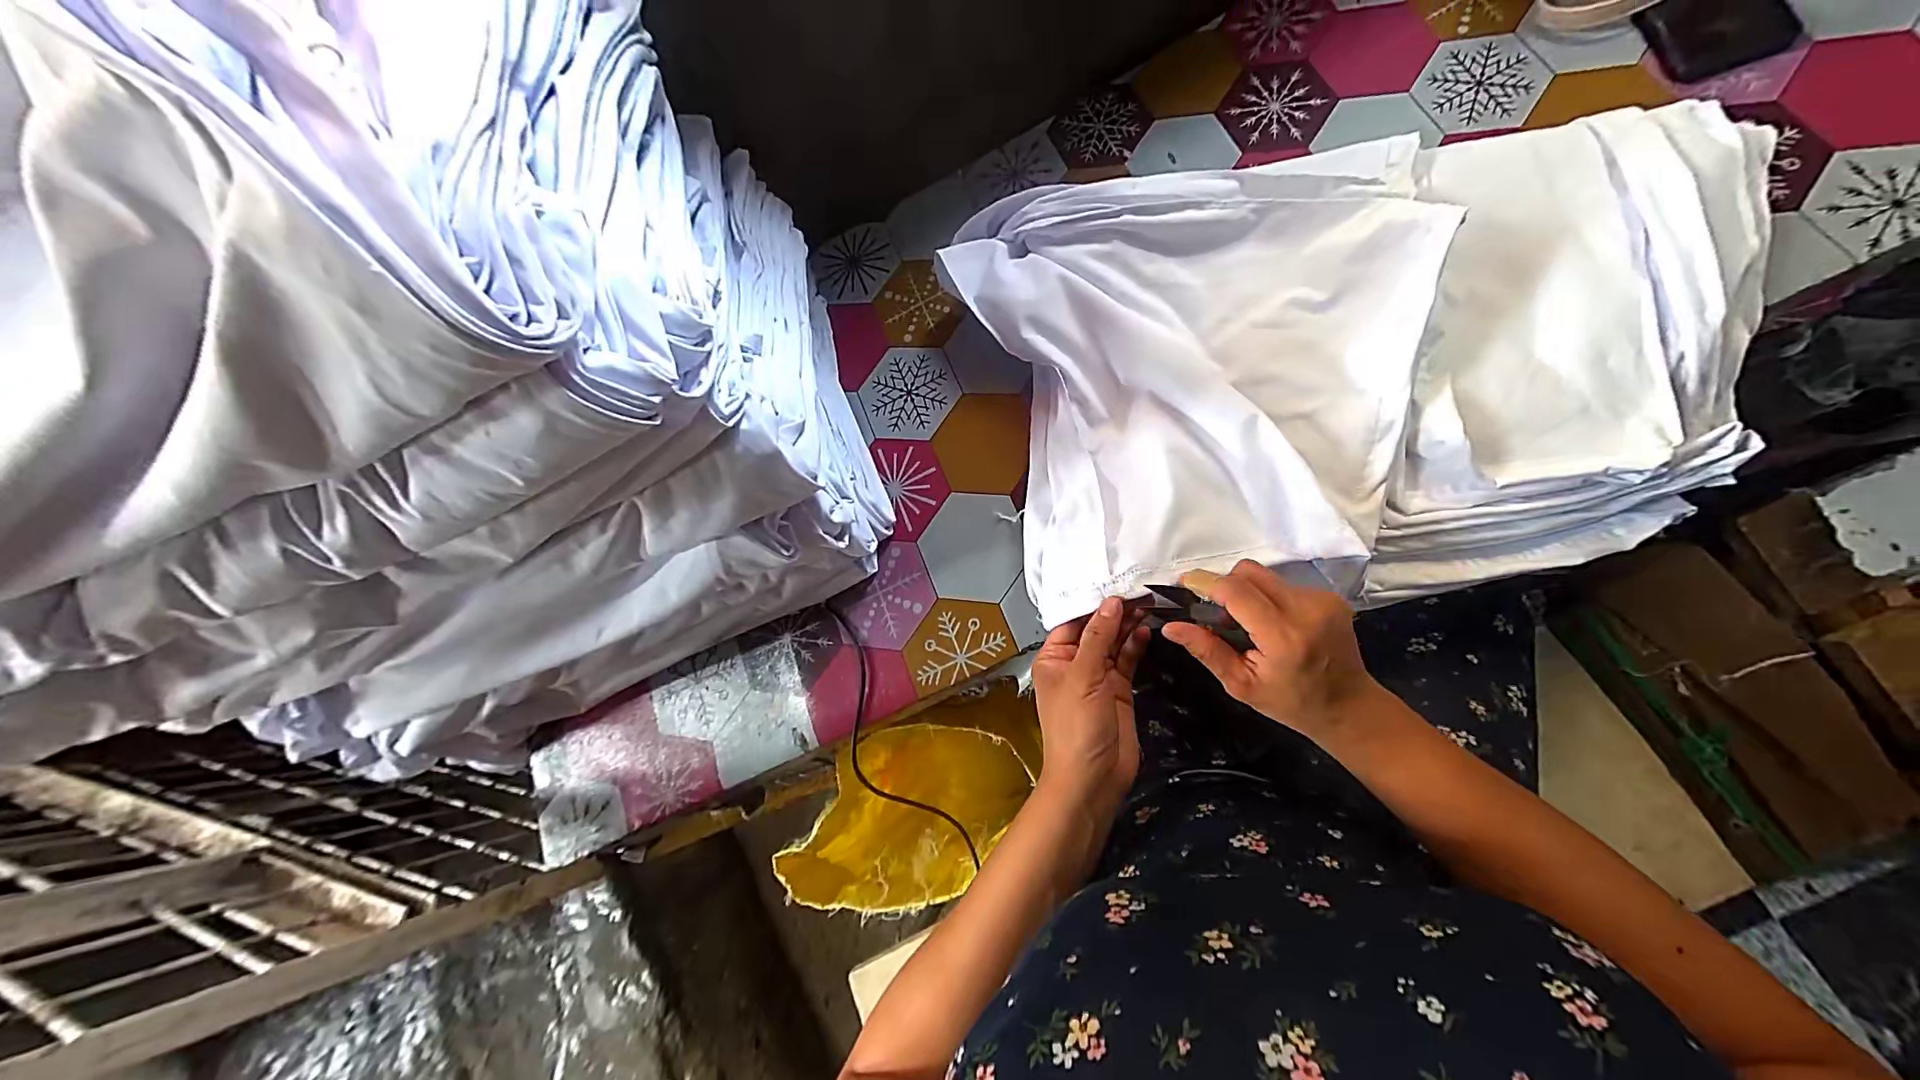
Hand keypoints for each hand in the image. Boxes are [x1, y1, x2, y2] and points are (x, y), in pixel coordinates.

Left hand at [1030, 596, 1150, 802]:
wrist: (1093, 777)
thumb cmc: (1075, 730)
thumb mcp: (1083, 677)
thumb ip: (1098, 638)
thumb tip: (1110, 604)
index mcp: (1053, 659)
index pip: (1072, 622)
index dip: (1093, 604)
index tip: (1115, 585)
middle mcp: (1073, 665)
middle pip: (1095, 630)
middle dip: (1114, 613)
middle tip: (1138, 591)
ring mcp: (1097, 678)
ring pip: (1113, 643)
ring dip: (1127, 626)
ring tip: (1146, 604)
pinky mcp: (1118, 690)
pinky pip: (1126, 660)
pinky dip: (1135, 646)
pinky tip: (1145, 630)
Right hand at [1160, 560, 1382, 740]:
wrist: (1350, 707)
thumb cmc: (1291, 703)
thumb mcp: (1241, 684)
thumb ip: (1206, 650)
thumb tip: (1171, 627)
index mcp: (1283, 636)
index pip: (1236, 591)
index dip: (1206, 583)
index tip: (1185, 584)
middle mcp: (1306, 610)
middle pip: (1249, 572)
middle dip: (1225, 586)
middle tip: (1218, 613)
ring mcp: (1322, 600)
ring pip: (1265, 575)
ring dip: (1247, 591)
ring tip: (1247, 623)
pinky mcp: (1330, 596)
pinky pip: (1283, 583)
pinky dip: (1268, 597)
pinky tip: (1271, 623)